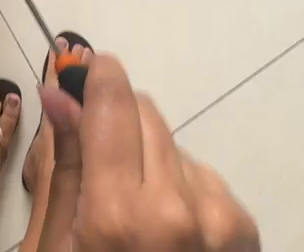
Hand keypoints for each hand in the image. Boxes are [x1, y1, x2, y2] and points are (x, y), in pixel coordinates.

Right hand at [40, 55, 259, 250]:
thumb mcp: (58, 247)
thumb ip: (66, 163)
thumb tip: (60, 92)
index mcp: (120, 216)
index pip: (113, 98)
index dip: (97, 74)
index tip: (84, 71)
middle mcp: (177, 208)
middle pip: (143, 112)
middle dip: (116, 121)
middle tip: (97, 158)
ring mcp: (219, 220)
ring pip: (172, 143)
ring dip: (148, 158)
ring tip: (134, 215)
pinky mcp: (245, 231)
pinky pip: (201, 175)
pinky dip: (179, 187)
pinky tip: (167, 233)